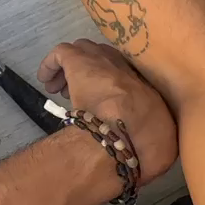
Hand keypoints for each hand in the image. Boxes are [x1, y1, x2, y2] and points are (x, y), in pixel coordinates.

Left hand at [39, 40, 179, 185]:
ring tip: (58, 90)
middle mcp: (124, 66)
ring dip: (70, 69)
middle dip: (88, 72)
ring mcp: (101, 59)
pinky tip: (45, 80)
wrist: (128, 131)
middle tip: (76, 93)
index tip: (97, 101)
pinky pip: (61, 52)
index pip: (123, 75)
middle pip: (102, 58)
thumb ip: (154, 138)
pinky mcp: (78, 59)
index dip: (107, 85)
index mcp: (144, 85)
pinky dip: (51, 64)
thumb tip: (150, 153)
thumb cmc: (146, 142)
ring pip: (82, 51)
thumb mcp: (159, 139)